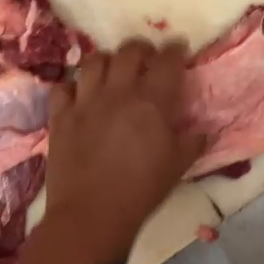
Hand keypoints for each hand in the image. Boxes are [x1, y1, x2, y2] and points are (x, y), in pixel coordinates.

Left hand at [44, 40, 204, 256]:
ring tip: (113, 69)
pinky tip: (80, 94)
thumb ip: (192, 143)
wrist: (92, 215)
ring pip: (94, 62)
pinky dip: (73, 85)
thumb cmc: (142, 191)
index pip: (167, 61)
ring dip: (107, 60)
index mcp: (152, 102)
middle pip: (129, 52)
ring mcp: (85, 102)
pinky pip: (63, 87)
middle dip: (141, 48)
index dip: (175, 50)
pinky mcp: (60, 117)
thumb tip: (203, 131)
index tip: (179, 48)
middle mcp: (118, 93)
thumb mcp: (178, 167)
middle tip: (147, 57)